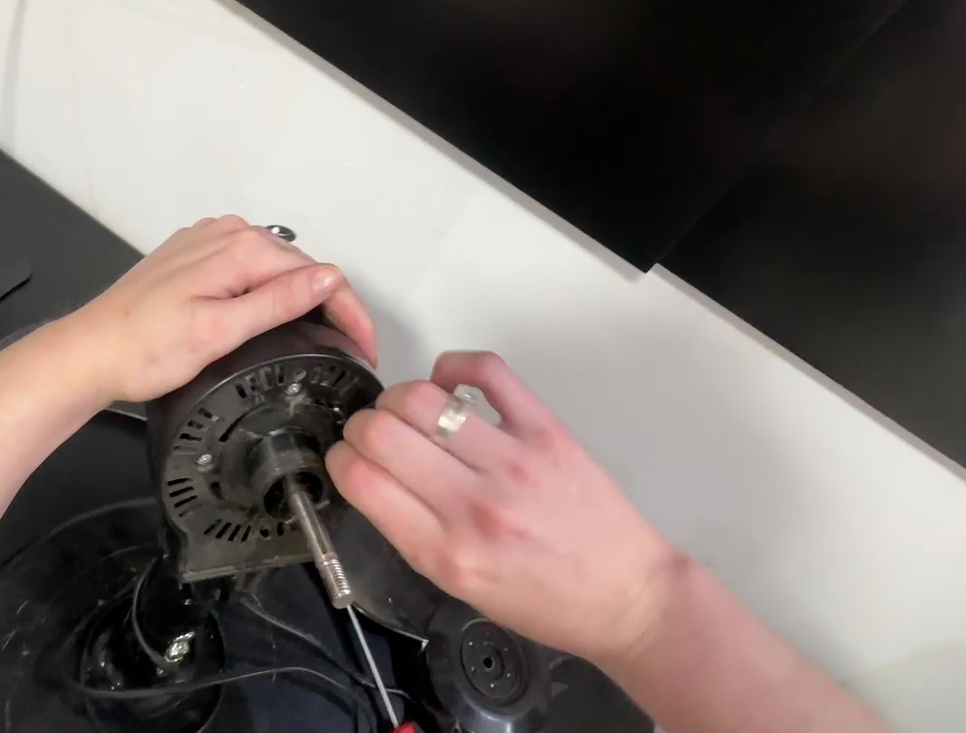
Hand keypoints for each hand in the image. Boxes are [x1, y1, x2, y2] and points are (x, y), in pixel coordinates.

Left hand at [38, 216, 376, 404]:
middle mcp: (228, 232)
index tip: (364, 347)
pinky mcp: (195, 253)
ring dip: (302, 291)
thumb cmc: (145, 350)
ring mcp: (209, 239)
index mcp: (239, 249)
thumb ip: (277, 301)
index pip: (317, 273)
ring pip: (276, 262)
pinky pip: (249, 262)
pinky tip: (276, 307)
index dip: (349, 311)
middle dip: (331, 301)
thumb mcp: (220, 332)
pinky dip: (270, 283)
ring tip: (323, 330)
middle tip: (350, 346)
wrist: (88, 352)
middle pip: (300, 264)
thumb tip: (328, 278)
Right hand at [328, 351, 685, 663]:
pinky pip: (485, 370)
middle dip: (361, 425)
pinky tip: (447, 383)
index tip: (346, 456)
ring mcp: (510, 459)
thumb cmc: (543, 600)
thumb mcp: (462, 589)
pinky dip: (452, 365)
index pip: (361, 480)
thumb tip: (373, 473)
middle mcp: (473, 503)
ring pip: (420, 397)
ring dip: (398, 397)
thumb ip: (413, 533)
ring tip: (409, 411)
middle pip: (381, 431)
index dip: (340, 458)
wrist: (625, 595)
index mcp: (446, 553)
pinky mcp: (543, 426)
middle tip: (373, 433)